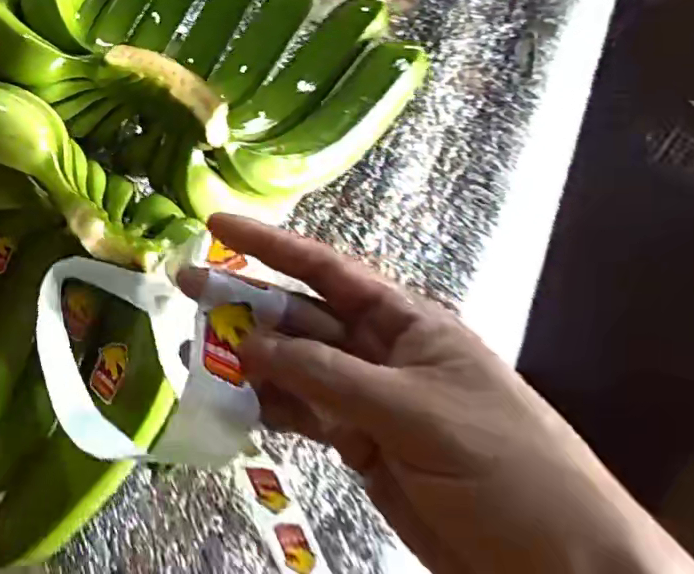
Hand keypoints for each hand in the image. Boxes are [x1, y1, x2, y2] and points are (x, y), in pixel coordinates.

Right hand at [184, 213, 693, 573]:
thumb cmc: (507, 470)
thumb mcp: (416, 413)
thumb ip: (330, 375)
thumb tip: (255, 343)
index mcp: (406, 322)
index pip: (326, 270)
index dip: (270, 243)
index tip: (218, 223)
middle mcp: (381, 351)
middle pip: (300, 314)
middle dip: (245, 299)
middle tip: (187, 286)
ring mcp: (368, 399)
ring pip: (295, 365)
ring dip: (250, 358)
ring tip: (196, 349)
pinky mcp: (361, 445)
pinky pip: (303, 414)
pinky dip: (269, 408)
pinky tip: (233, 402)